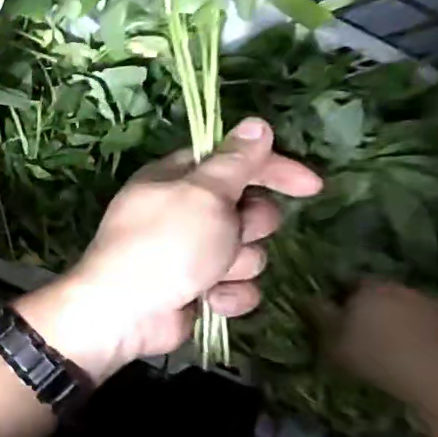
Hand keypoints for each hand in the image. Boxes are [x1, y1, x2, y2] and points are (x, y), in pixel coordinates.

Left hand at [18, 117, 322, 376]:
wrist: (126, 312)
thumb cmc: (163, 245)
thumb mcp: (201, 195)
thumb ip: (233, 162)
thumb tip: (255, 124)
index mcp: (174, 178)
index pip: (232, 161)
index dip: (272, 169)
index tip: (311, 186)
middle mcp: (182, 210)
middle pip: (247, 208)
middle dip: (249, 226)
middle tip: (230, 233)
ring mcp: (189, 251)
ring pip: (247, 251)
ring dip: (236, 264)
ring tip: (209, 272)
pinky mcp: (196, 286)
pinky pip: (237, 286)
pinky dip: (228, 295)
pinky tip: (208, 299)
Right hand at [327, 281, 437, 423]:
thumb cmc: (378, 357)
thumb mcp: (332, 340)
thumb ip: (319, 315)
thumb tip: (308, 297)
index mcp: (374, 286)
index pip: (351, 280)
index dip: (341, 295)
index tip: (334, 313)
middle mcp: (410, 290)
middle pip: (385, 295)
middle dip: (374, 309)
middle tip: (361, 332)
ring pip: (414, 313)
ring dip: (403, 326)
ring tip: (393, 350)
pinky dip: (428, 342)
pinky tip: (421, 363)